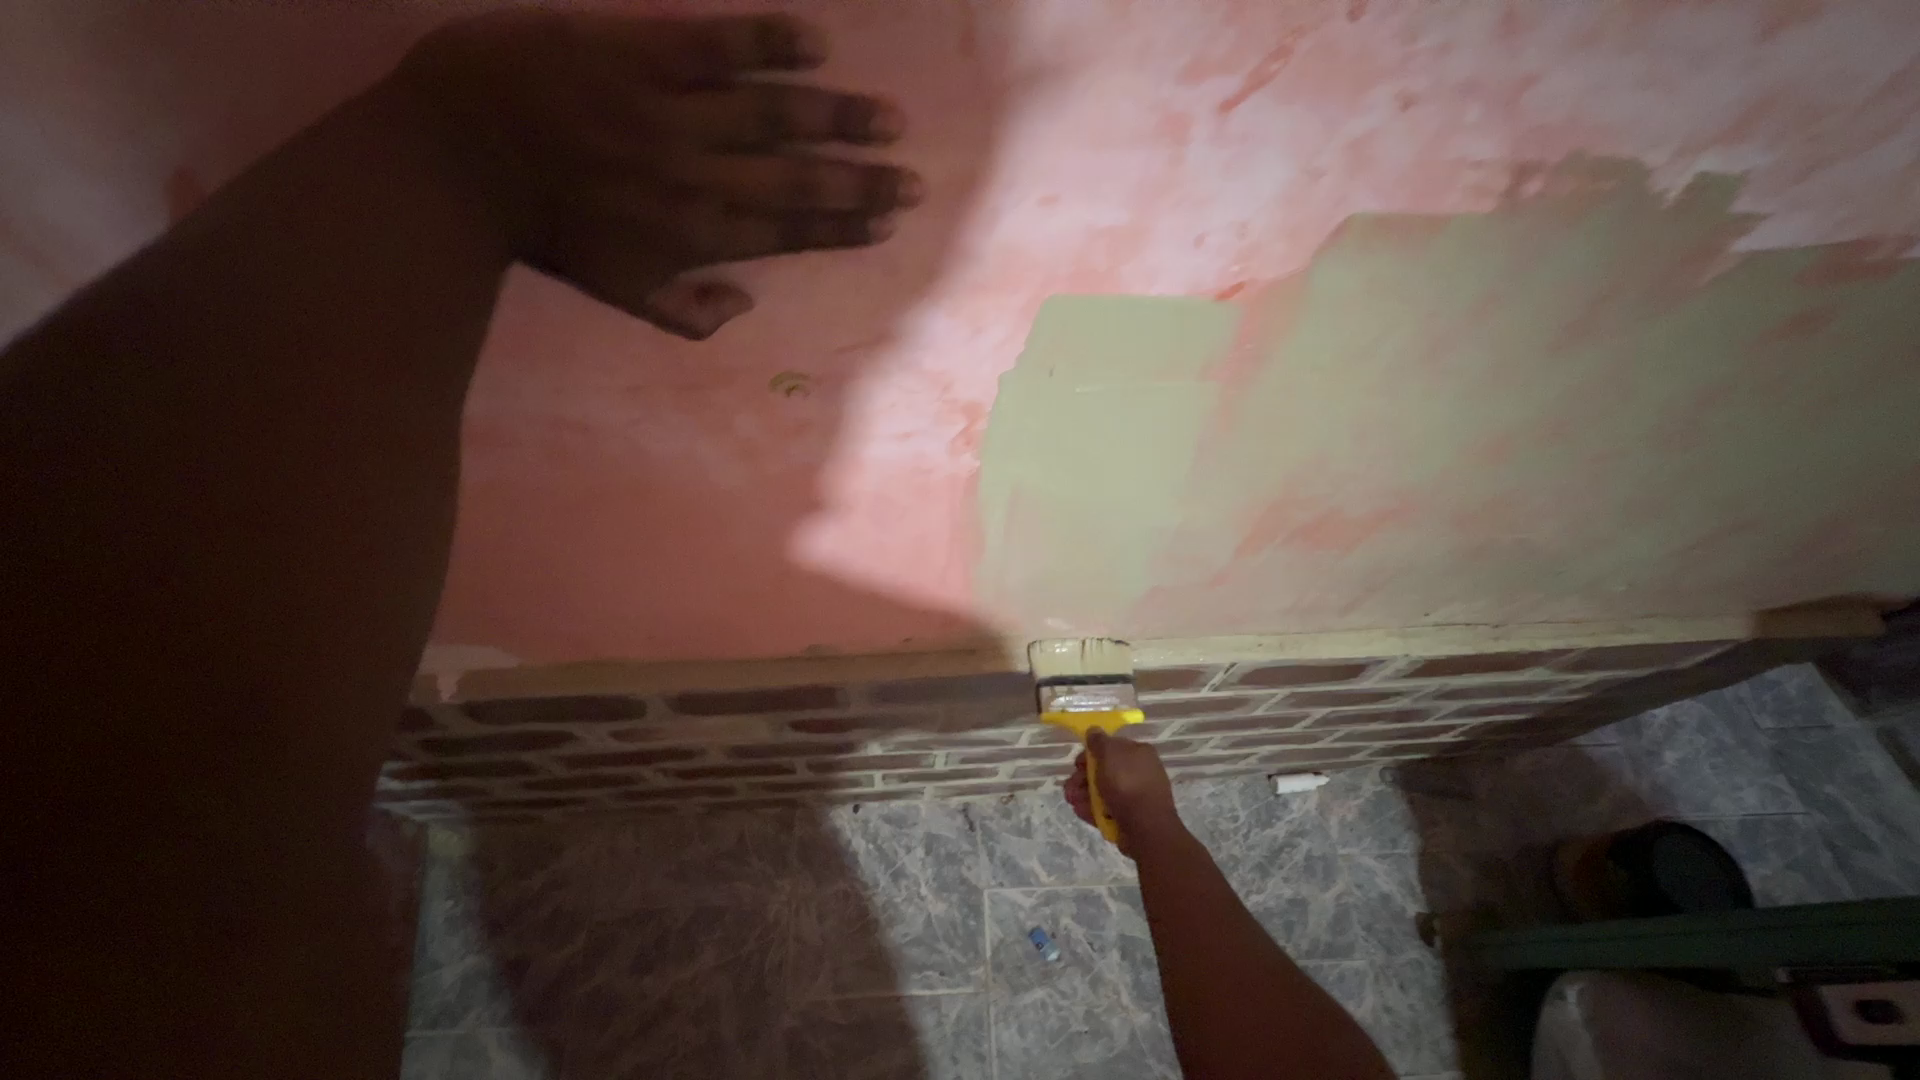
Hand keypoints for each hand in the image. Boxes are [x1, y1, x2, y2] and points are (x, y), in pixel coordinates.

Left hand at [394, 10, 919, 338]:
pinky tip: (817, 44)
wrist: (454, 161)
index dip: (840, 227)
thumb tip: (748, 303)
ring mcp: (670, 118)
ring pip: (770, 118)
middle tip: (913, 182)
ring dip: (836, 122)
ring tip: (889, 122)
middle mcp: (697, 180)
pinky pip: (713, 47)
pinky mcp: (636, 57)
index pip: (786, 232)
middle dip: (859, 184)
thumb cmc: (543, 231)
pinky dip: (767, 45)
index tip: (885, 224)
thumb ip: (687, 312)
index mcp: (694, 236)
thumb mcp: (618, 292)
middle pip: (794, 181)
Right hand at [1065, 730, 1181, 854]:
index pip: (1110, 747)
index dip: (1090, 754)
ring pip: (1102, 791)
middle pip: (1103, 770)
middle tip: (1070, 786)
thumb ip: (1099, 741)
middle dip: (1082, 778)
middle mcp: (1138, 772)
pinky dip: (1093, 810)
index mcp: (1138, 753)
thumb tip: (1093, 730)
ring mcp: (1135, 796)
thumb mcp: (1109, 754)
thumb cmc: (1127, 784)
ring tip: (1072, 801)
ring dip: (1083, 794)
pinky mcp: (1129, 816)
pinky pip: (1107, 809)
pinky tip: (1082, 812)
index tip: (1077, 764)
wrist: (1146, 828)